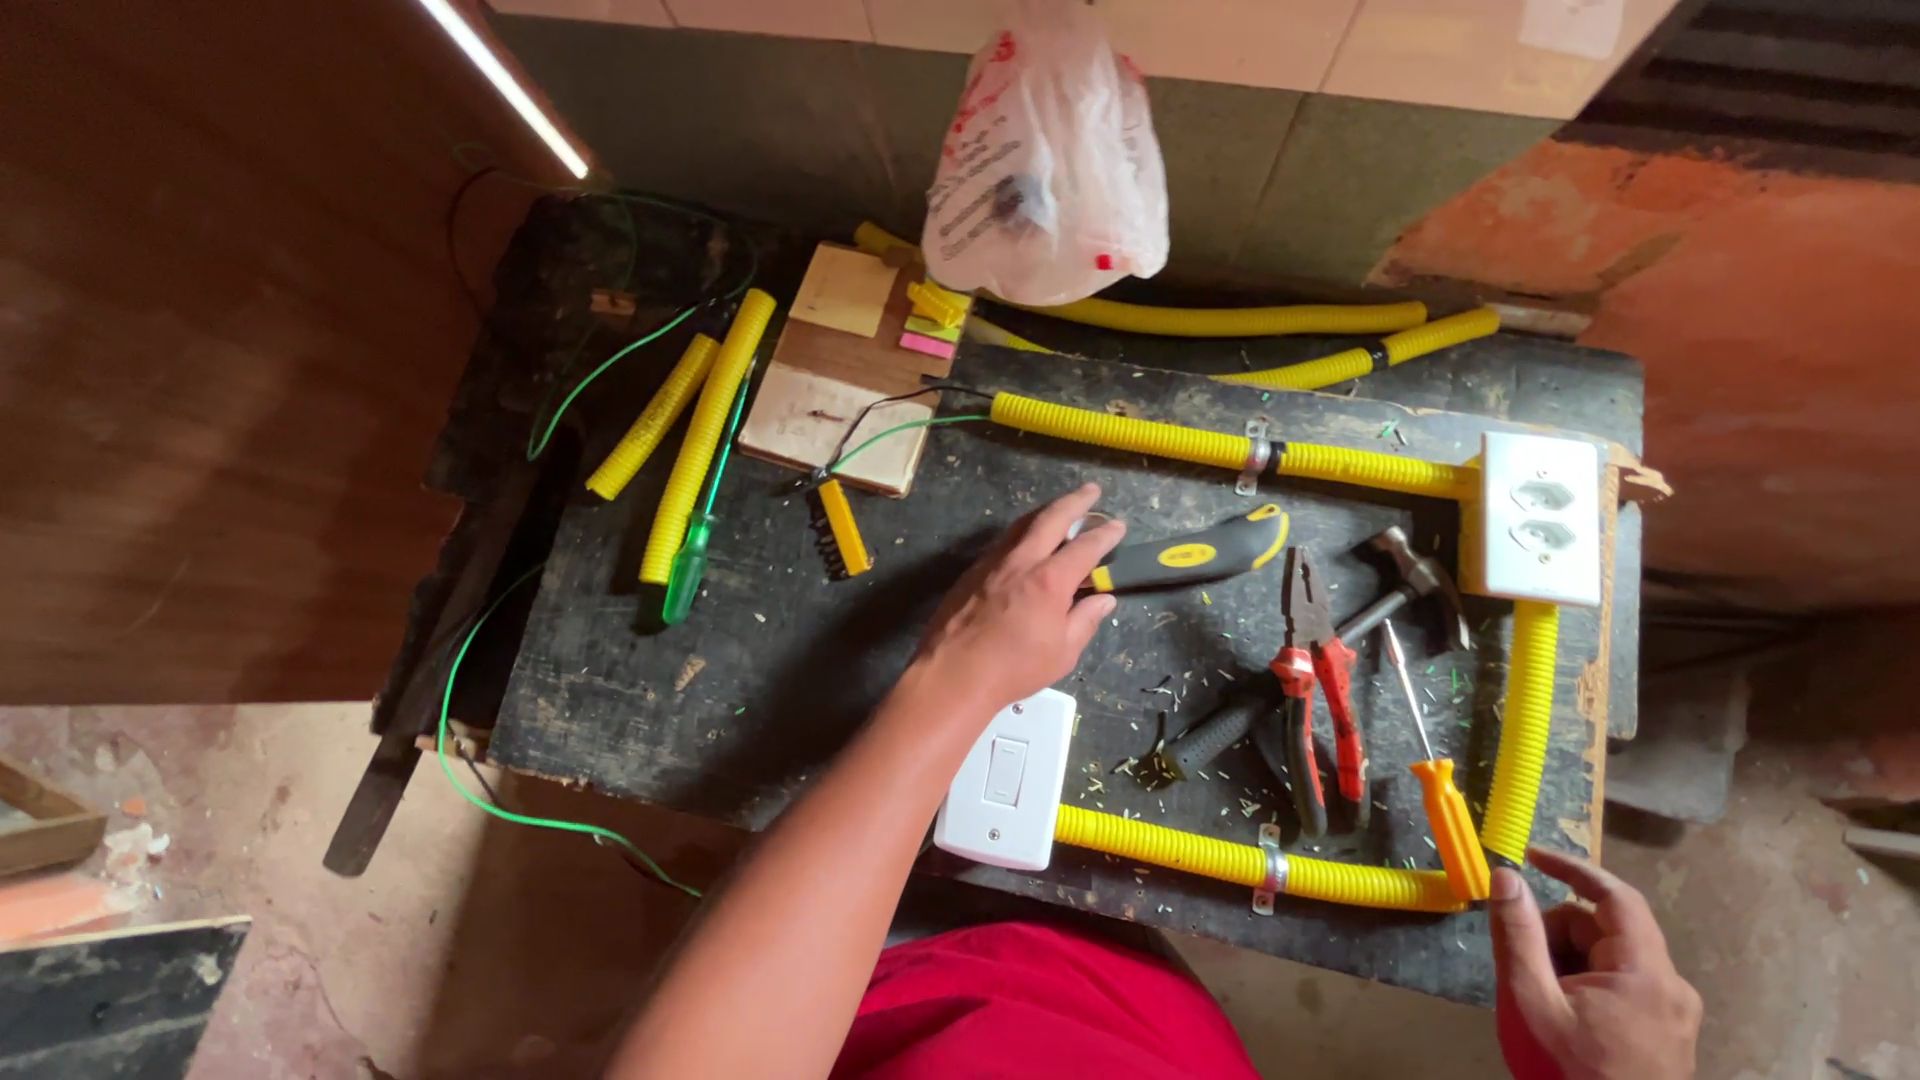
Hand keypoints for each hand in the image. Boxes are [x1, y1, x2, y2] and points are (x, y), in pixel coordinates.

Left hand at [912, 483, 1125, 714]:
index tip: (1118, 525)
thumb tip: (1104, 599)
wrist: (953, 674)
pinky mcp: (972, 572)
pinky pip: (1003, 541)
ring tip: (1060, 508)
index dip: (1105, 534)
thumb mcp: (1062, 652)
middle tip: (1092, 491)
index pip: (1085, 547)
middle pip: (1051, 518)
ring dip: (1045, 512)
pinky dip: (1021, 531)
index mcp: (1049, 581)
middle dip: (1075, 501)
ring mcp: (992, 563)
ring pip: (1022, 525)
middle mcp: (1021, 561)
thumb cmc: (1014, 669)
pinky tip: (1025, 539)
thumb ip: (1085, 620)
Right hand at [1489, 847, 1702, 1079]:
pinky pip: (1615, 980)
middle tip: (1522, 965)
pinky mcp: (1664, 1029)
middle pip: (1602, 927)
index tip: (1528, 856)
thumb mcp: (1530, 999)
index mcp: (1647, 975)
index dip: (1571, 868)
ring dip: (1563, 959)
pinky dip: (1579, 979)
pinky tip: (1559, 1010)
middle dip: (1554, 932)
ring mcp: (1672, 1011)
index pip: (1616, 897)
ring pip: (1605, 954)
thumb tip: (1506, 875)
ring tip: (1540, 996)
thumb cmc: (1569, 1072)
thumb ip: (1516, 933)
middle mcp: (1671, 987)